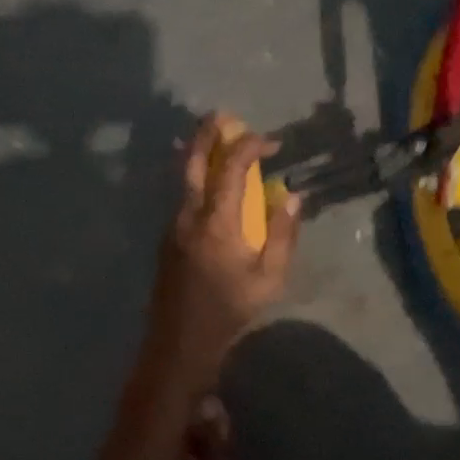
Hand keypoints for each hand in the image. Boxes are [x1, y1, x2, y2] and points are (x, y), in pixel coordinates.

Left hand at [148, 114, 300, 389]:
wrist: (179, 344)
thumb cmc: (229, 312)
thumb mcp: (269, 278)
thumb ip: (283, 234)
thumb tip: (291, 196)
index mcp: (216, 222)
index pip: (231, 169)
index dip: (249, 146)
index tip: (269, 140)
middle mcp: (189, 215)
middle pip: (193, 161)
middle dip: (207, 133)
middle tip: (225, 115)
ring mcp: (173, 225)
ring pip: (184, 177)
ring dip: (201, 153)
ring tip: (222, 142)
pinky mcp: (168, 238)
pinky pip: (184, 194)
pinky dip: (198, 177)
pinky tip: (214, 182)